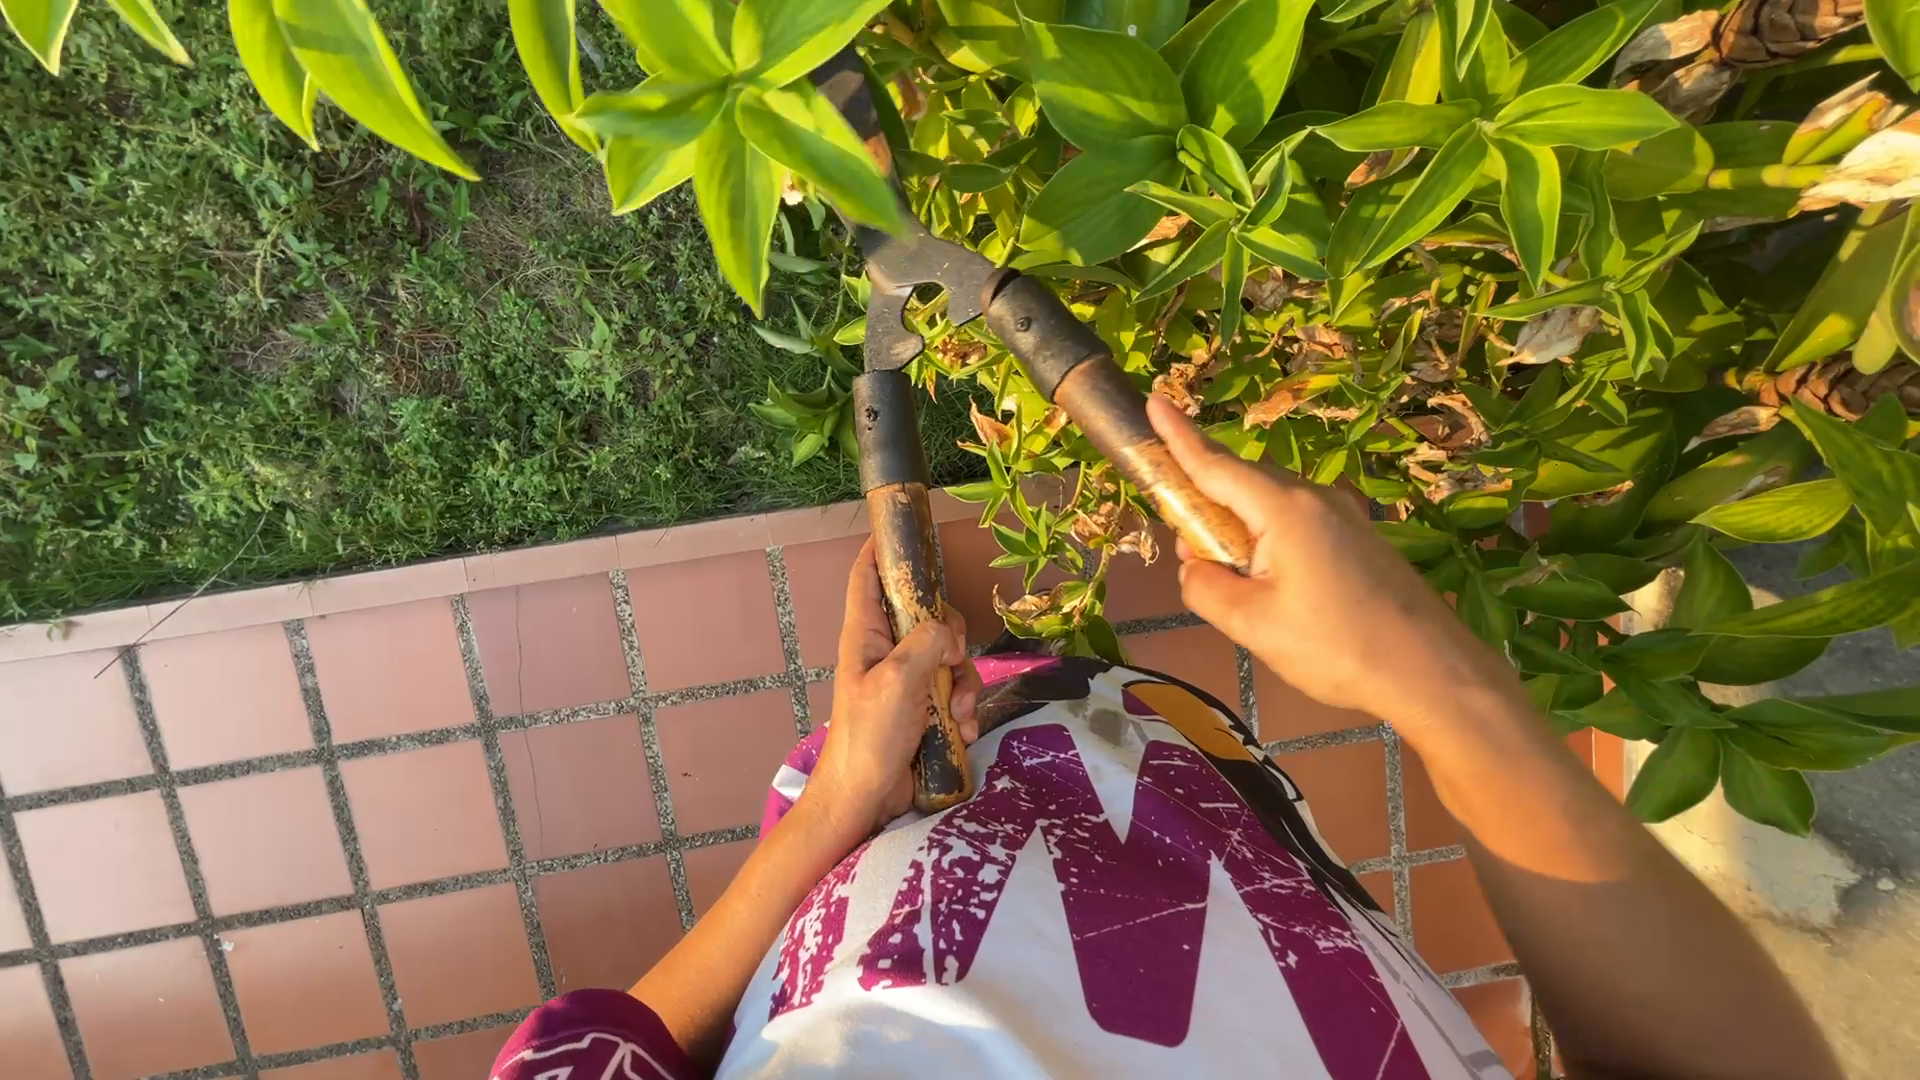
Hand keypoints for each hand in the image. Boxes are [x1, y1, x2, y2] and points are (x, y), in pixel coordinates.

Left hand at [807, 538, 982, 834]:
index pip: (867, 575)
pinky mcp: (922, 703)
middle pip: (925, 612)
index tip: (909, 532)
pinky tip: (961, 730)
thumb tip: (950, 633)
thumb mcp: (899, 681)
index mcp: (866, 633)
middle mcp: (886, 647)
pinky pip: (953, 686)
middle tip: (952, 658)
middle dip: (950, 633)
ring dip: (962, 680)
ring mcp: (905, 676)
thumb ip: (927, 642)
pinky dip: (963, 705)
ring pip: (947, 652)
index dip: (883, 549)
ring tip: (957, 712)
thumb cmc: (871, 735)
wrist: (866, 798)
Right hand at [1146, 395, 1523, 734]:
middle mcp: (1313, 499)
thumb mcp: (1252, 624)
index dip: (1177, 435)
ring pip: (1265, 507)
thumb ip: (1204, 587)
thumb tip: (1193, 566)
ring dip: (1235, 530)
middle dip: (1202, 505)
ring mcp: (1340, 516)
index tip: (1152, 400)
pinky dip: (1264, 541)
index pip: (1215, 464)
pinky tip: (1271, 587)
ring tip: (1234, 585)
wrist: (1434, 675)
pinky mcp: (1355, 538)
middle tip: (1191, 556)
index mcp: (1284, 510)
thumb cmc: (1337, 647)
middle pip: (1239, 484)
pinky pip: (1292, 524)